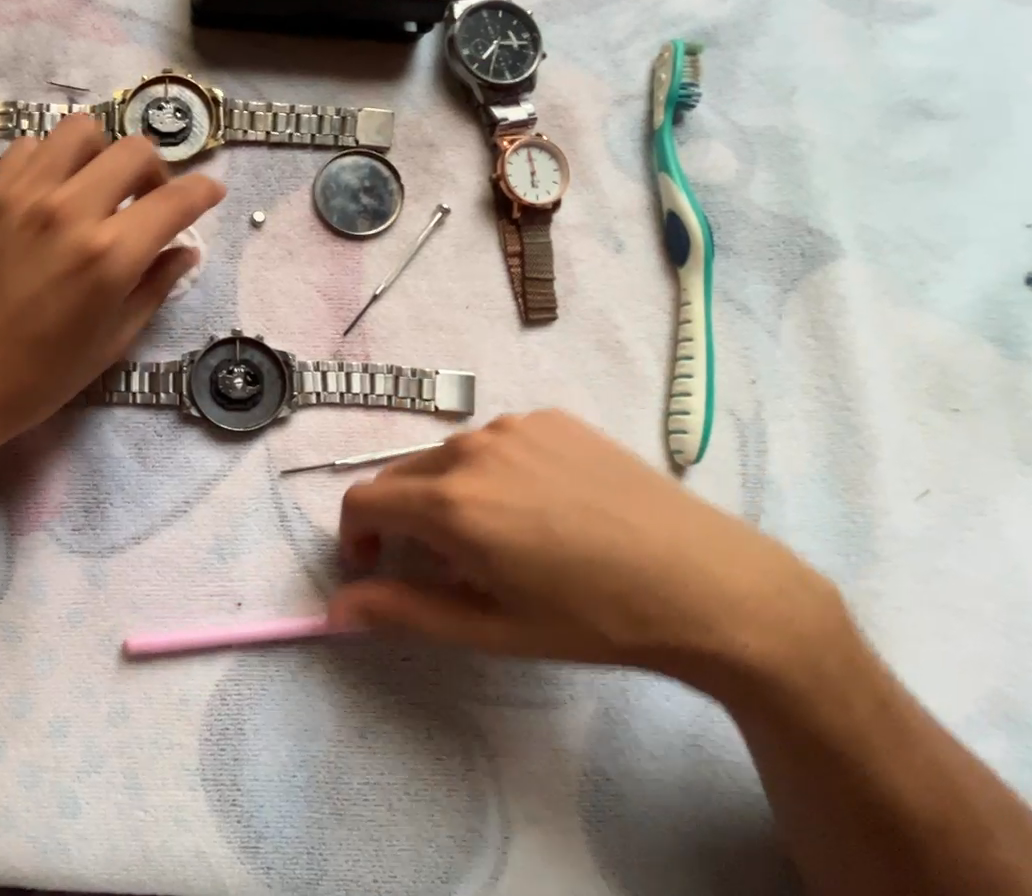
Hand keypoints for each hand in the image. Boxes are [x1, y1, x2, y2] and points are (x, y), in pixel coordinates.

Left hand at [0, 116, 223, 449]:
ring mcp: (21, 197)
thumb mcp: (114, 340)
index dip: (204, 192)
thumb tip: (185, 250)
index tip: (210, 194)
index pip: (175, 199)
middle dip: (155, 171)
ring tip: (95, 189)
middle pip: (133, 149)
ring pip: (79, 132)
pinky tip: (50, 196)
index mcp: (108, 256)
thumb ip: (155, 285)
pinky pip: (28, 148)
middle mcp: (68, 211)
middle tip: (147, 201)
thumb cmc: (43, 375)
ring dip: (101, 155)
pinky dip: (51, 161)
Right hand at [328, 410, 849, 688]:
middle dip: (398, 518)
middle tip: (436, 563)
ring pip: (446, 458)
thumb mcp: (491, 629)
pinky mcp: (553, 419)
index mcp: (450, 504)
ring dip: (444, 493)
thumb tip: (334, 612)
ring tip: (493, 537)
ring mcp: (515, 428)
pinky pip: (494, 441)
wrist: (715, 587)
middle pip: (399, 476)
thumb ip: (402, 613)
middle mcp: (471, 451)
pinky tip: (536, 506)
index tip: (376, 566)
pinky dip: (489, 470)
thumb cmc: (594, 619)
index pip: (362, 501)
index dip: (355, 536)